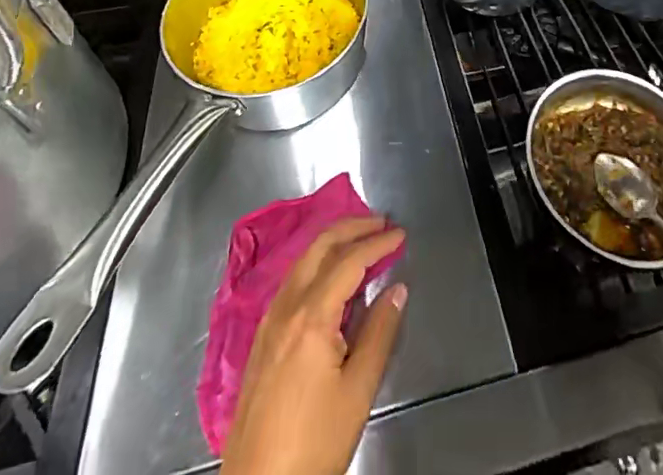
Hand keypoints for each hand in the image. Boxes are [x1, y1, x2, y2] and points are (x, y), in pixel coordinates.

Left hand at [220, 217, 407, 474]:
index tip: (400, 233)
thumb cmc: (315, 440)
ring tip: (360, 242)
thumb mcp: (359, 388)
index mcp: (310, 318)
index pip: (348, 262)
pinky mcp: (261, 342)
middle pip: (317, 250)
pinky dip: (316, 266)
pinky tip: (331, 279)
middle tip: (380, 222)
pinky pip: (291, 285)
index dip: (377, 243)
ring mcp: (267, 325)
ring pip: (300, 265)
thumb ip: (380, 331)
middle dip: (350, 228)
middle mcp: (284, 311)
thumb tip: (396, 289)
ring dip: (332, 244)